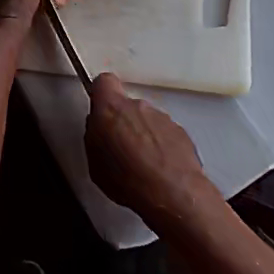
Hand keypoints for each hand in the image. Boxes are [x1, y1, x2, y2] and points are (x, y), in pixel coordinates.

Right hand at [85, 73, 216, 223]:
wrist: (171, 191)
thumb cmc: (129, 179)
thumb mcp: (94, 163)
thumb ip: (94, 137)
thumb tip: (97, 131)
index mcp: (111, 108)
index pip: (103, 82)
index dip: (101, 93)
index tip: (99, 106)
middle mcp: (138, 106)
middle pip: (126, 105)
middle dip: (121, 122)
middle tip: (117, 147)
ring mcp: (161, 117)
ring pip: (146, 119)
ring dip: (141, 135)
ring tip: (138, 164)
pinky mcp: (179, 130)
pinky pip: (163, 132)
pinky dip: (159, 145)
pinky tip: (155, 168)